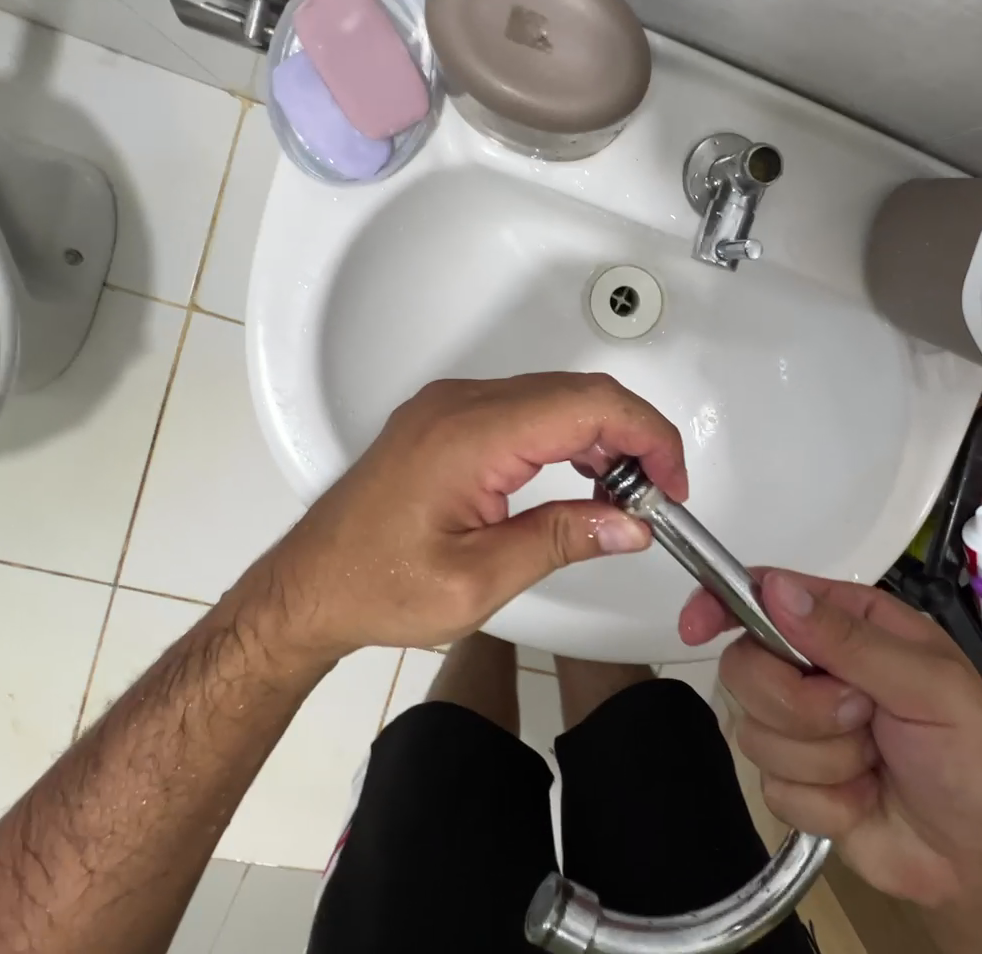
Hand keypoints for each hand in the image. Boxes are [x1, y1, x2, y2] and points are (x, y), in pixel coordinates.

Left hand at [251, 373, 686, 668]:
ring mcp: (453, 406)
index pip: (588, 405)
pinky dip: (570, 435)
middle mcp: (461, 404)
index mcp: (470, 437)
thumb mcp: (479, 582)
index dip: (647, 435)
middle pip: (579, 393)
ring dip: (605, 435)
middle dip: (634, 436)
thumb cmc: (375, 588)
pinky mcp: (451, 418)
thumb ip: (562, 541)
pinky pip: (530, 408)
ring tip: (626, 495)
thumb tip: (631, 524)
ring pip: (559, 396)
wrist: (309, 587)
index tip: (672, 482)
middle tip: (658, 495)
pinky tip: (584, 477)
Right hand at [680, 571, 981, 951]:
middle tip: (860, 716)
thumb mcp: (927, 684)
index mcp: (851, 625)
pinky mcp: (796, 782)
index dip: (725, 605)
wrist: (981, 860)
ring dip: (823, 757)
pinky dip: (824, 799)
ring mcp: (802, 727)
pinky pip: (772, 784)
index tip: (697, 627)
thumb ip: (848, 638)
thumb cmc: (972, 757)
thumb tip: (775, 590)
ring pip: (756, 729)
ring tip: (874, 762)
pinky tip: (862, 799)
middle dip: (801, 704)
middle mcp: (817, 668)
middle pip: (747, 666)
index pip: (768, 596)